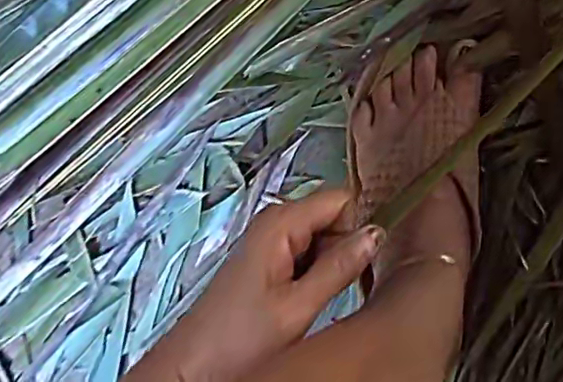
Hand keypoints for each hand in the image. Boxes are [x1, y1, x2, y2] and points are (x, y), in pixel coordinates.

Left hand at [130, 188, 381, 381]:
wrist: (184, 377)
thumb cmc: (237, 343)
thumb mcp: (296, 309)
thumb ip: (340, 266)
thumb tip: (378, 231)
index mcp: (282, 219)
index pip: (343, 198)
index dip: (357, 226)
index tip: (361, 261)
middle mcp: (276, 216)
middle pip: (333, 214)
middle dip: (343, 245)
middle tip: (337, 286)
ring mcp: (269, 236)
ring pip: (322, 233)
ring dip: (329, 261)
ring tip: (318, 297)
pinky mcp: (265, 255)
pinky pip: (306, 248)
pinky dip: (314, 270)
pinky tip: (305, 299)